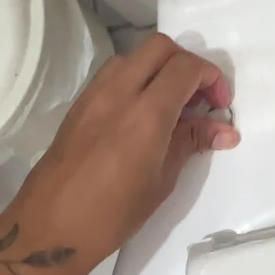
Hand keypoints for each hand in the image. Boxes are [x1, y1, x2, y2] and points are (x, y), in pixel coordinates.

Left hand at [1, 33, 237, 273]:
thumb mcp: (162, 180)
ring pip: (134, 56)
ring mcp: (95, 95)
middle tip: (199, 99)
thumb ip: (191, 143)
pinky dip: (137, 80)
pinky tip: (143, 114)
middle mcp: (119, 92)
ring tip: (172, 106)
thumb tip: (224, 130)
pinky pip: (114, 74)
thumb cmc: (113, 213)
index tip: (220, 105)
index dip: (211, 78)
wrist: (51, 227)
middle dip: (187, 64)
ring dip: (159, 69)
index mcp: (146, 113)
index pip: (186, 68)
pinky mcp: (80, 104)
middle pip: (160, 47)